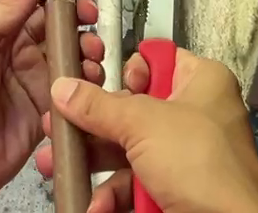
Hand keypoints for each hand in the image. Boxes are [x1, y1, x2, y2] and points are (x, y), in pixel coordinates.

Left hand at [0, 0, 104, 212]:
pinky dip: (89, 76)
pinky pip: (77, 83)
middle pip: (59, 16)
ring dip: (88, 43)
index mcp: (0, 22)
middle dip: (79, 10)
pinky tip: (92, 77)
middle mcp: (22, 43)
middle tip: (89, 15)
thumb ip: (8, 7)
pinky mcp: (51, 104)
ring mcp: (38, 73)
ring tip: (92, 51)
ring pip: (73, 47)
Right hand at [35, 48, 257, 212]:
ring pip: (129, 150)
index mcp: (201, 82)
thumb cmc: (198, 162)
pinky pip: (137, 185)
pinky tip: (92, 205)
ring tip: (57, 166)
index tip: (102, 84)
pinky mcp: (177, 194)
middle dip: (91, 123)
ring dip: (93, 162)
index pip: (157, 60)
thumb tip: (60, 87)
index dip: (128, 71)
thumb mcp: (142, 124)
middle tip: (56, 126)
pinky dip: (113, 196)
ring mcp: (185, 159)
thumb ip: (98, 106)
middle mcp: (194, 115)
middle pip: (133, 108)